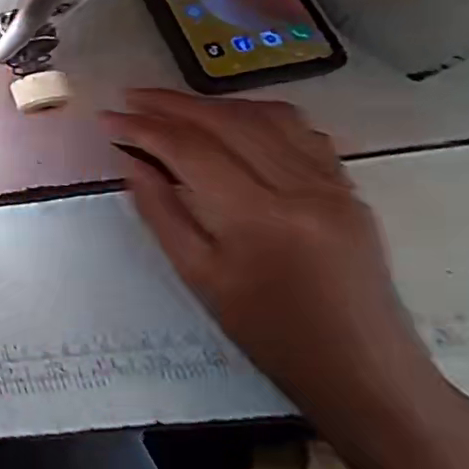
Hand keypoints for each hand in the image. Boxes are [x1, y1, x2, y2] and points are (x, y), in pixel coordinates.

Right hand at [101, 89, 439, 418]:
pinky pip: (300, 132)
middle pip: (227, 121)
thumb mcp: (199, 277)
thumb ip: (162, 212)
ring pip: (267, 116)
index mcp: (258, 216)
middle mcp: (300, 186)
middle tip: (130, 98)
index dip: (143, 127)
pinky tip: (231, 120)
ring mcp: (331, 182)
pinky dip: (257, 115)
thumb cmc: (268, 333)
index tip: (107, 119)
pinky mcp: (348, 187)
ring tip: (172, 105)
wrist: (360, 370)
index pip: (190, 149)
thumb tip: (132, 163)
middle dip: (172, 104)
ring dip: (213, 103)